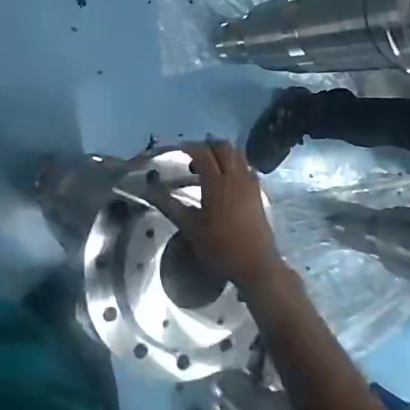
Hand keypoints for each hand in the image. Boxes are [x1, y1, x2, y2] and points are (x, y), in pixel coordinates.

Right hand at [179, 141, 285, 288]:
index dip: (187, 148)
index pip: (202, 153)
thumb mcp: (191, 229)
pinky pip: (246, 167)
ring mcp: (250, 183)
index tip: (175, 150)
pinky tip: (225, 181)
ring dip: (222, 154)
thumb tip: (151, 192)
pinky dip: (235, 165)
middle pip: (223, 147)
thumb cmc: (220, 247)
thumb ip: (171, 206)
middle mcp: (235, 177)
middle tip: (191, 157)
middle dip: (207, 146)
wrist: (256, 264)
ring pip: (238, 155)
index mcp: (217, 182)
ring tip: (208, 167)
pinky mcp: (258, 192)